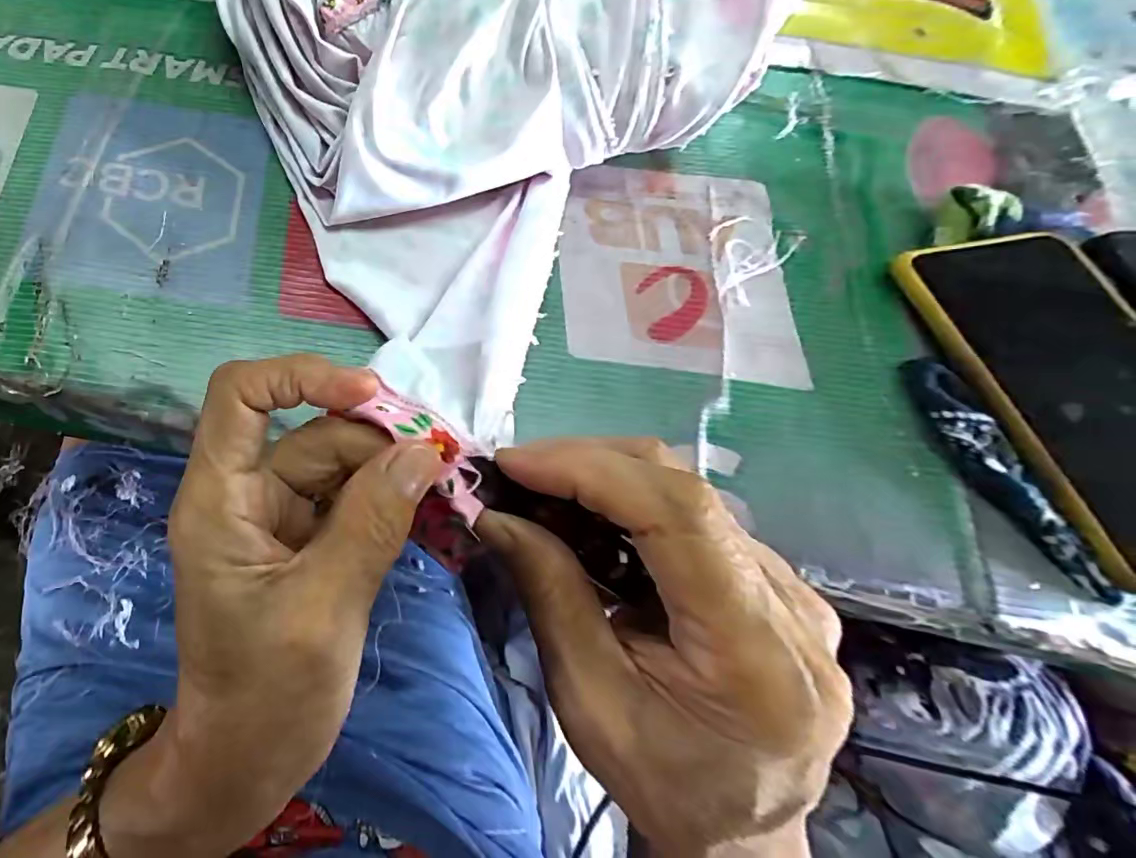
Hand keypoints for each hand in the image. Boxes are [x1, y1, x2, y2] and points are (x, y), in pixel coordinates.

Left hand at [106, 355, 444, 855]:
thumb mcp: (326, 606)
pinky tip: (424, 508)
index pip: (238, 394)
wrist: (242, 761)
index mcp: (217, 497)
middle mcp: (238, 493)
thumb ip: (372, 522)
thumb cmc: (266, 694)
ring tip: (445, 484)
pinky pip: (339, 498)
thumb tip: (422, 453)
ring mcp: (267, 515)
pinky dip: (380, 498)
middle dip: (370, 437)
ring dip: (385, 467)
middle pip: (303, 431)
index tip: (368, 394)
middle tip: (443, 456)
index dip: (298, 375)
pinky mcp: (293, 540)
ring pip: (328, 462)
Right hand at [474, 438, 849, 856]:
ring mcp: (789, 590)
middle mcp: (789, 605)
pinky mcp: (770, 584)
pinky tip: (579, 517)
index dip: (589, 470)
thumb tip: (493, 514)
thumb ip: (548, 592)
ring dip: (598, 475)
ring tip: (535, 491)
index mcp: (754, 649)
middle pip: (682, 488)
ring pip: (684, 491)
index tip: (510, 463)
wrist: (739, 832)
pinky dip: (621, 499)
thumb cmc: (659, 777)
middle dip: (583, 462)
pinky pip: (689, 515)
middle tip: (510, 474)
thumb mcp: (586, 694)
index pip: (679, 515)